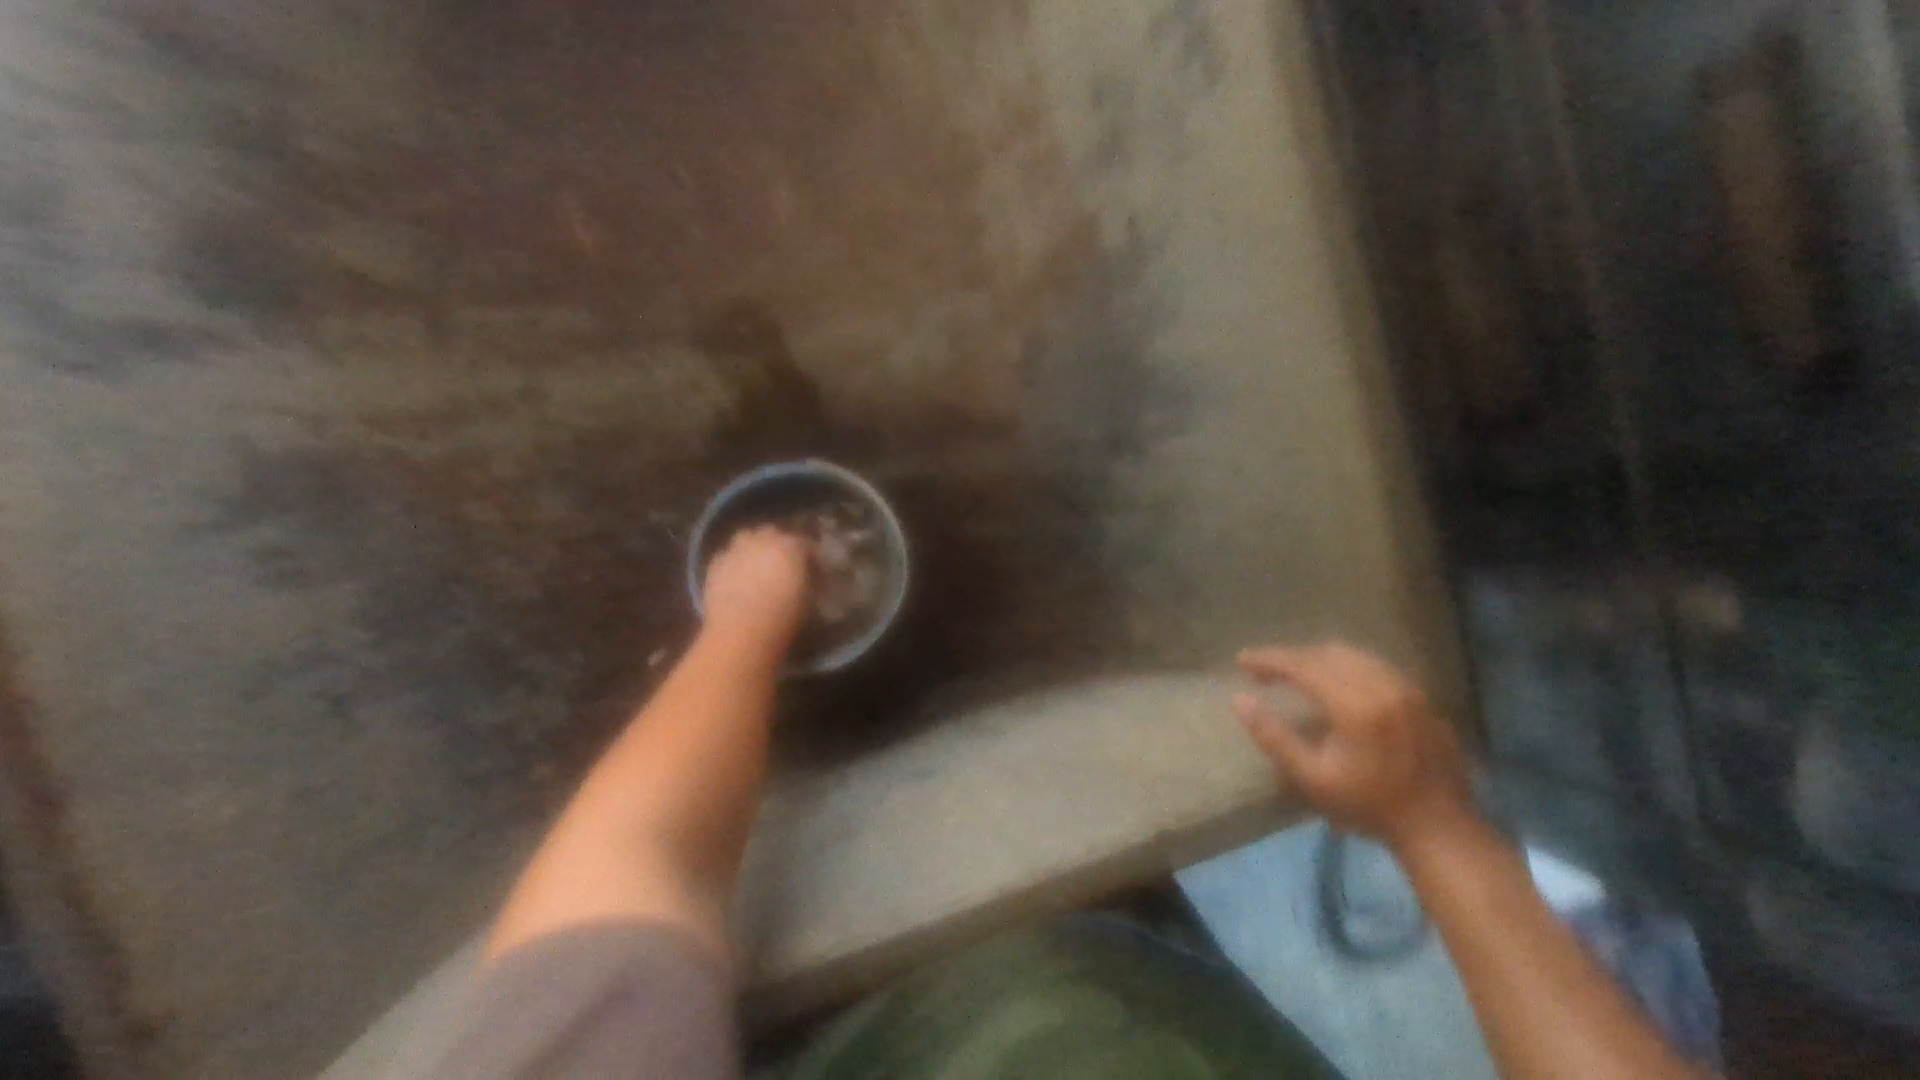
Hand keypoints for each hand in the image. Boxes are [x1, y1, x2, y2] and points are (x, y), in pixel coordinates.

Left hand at [700, 526, 810, 648]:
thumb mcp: (809, 599)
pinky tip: (735, 579)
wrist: (742, 632)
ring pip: (746, 538)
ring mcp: (736, 550)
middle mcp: (763, 540)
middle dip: (778, 545)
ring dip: (753, 548)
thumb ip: (809, 581)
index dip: (810, 558)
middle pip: (773, 533)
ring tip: (756, 567)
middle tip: (783, 566)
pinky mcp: (715, 564)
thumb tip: (808, 577)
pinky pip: (726, 557)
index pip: (805, 544)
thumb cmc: (784, 618)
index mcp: (791, 546)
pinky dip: (733, 563)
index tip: (814, 572)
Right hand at [1234, 642, 1471, 849]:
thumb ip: (1274, 736)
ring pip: (1354, 656)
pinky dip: (1347, 666)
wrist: (1439, 828)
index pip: (1302, 665)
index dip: (1269, 659)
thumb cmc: (1368, 806)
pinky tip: (1337, 684)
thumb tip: (1239, 700)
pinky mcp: (1420, 699)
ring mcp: (1406, 689)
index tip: (1242, 661)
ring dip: (1319, 658)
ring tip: (1295, 673)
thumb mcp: (1312, 778)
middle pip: (1327, 653)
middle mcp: (1382, 685)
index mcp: (1353, 704)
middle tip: (1263, 670)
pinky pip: (1376, 667)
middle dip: (1291, 657)